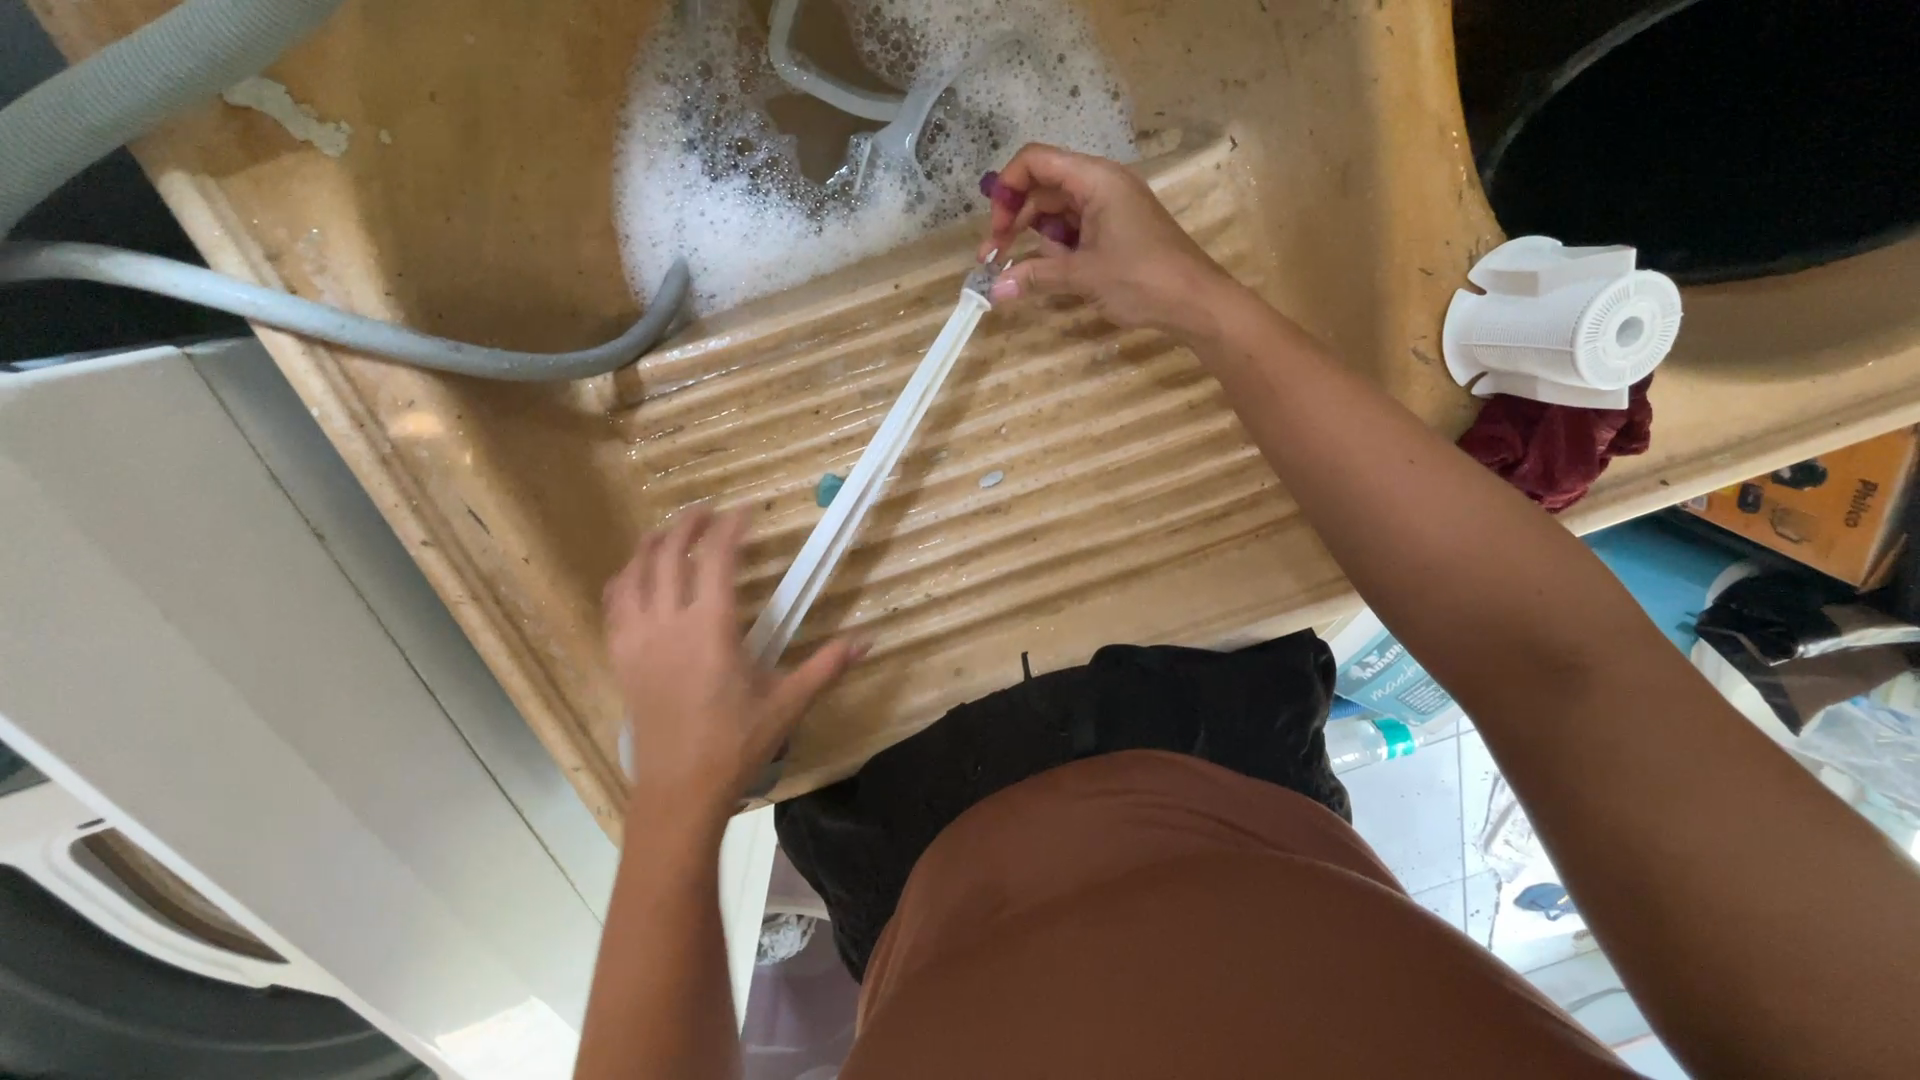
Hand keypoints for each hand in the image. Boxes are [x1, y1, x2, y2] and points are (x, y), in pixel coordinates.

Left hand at [602, 507, 865, 818]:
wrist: (680, 788)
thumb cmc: (736, 743)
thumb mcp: (787, 703)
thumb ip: (826, 667)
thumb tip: (868, 642)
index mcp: (711, 629)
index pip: (719, 560)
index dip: (732, 528)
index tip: (746, 510)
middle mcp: (668, 624)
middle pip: (671, 555)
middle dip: (689, 525)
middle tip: (708, 511)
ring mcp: (638, 640)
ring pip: (635, 574)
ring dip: (651, 545)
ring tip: (669, 531)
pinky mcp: (621, 658)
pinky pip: (613, 605)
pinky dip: (624, 580)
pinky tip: (633, 576)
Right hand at [979, 143, 1240, 337]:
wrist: (1196, 302)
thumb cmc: (1143, 279)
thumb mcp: (1083, 276)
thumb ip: (1035, 276)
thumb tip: (993, 290)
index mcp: (1096, 179)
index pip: (1035, 161)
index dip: (1007, 189)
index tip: (995, 228)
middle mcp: (1101, 184)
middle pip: (1042, 188)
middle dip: (1016, 220)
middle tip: (994, 259)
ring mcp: (1110, 207)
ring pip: (1057, 212)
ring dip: (1038, 239)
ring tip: (1033, 273)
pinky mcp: (1116, 230)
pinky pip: (1076, 229)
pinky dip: (1059, 248)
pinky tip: (1055, 273)